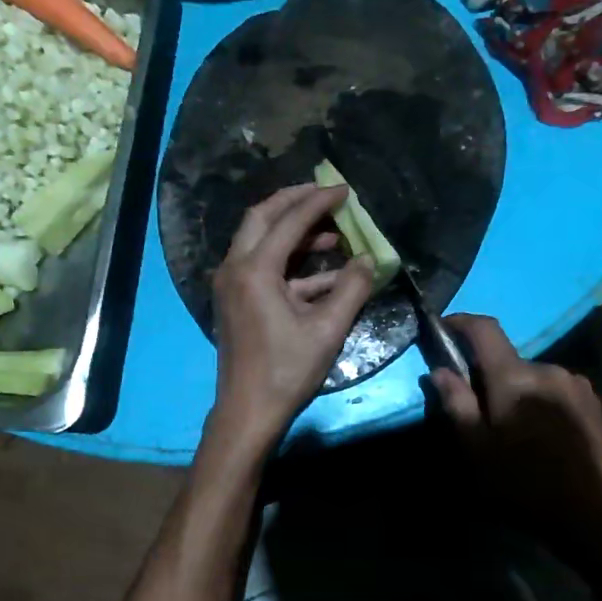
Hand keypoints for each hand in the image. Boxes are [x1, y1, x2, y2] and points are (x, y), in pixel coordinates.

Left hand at [212, 184, 374, 440]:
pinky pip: (261, 268)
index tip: (344, 189)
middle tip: (325, 194)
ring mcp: (230, 284)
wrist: (248, 410)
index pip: (289, 221)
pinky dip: (289, 263)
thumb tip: (370, 259)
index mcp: (254, 270)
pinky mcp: (235, 300)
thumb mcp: (327, 329)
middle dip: (294, 202)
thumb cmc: (287, 371)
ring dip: (292, 232)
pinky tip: (324, 272)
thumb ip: (352, 288)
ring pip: (258, 241)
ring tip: (332, 233)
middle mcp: (234, 268)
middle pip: (261, 218)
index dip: (318, 201)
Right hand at [429, 315, 601, 600]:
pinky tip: (537, 434)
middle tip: (472, 406)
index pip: (484, 328)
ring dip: (513, 389)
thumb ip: (456, 403)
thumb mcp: (477, 450)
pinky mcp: (592, 403)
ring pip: (529, 375)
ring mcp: (575, 384)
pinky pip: (551, 388)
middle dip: (485, 372)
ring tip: (508, 427)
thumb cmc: (526, 485)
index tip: (441, 328)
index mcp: (515, 376)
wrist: (599, 518)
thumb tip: (440, 370)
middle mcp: (548, 369)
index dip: (460, 322)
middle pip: (506, 357)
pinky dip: (535, 399)